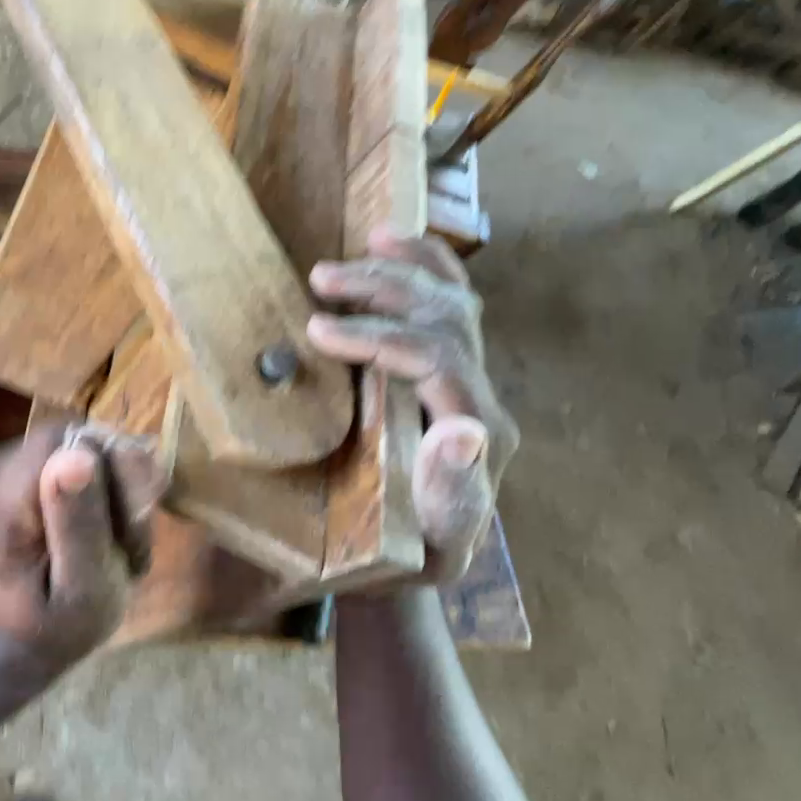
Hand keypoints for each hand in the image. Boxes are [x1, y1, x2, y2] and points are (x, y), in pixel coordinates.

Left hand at [0, 427, 161, 667]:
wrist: (19, 635)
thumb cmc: (59, 627)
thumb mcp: (85, 595)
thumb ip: (80, 525)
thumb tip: (76, 454)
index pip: (71, 445)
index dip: (115, 475)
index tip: (130, 530)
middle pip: (73, 439)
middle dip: (115, 484)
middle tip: (125, 543)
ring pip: (74, 443)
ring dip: (107, 488)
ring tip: (108, 541)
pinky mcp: (3, 463)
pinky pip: (63, 451)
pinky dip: (88, 485)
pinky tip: (88, 525)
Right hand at [306, 225, 518, 575]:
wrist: (415, 558)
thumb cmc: (411, 557)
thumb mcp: (430, 547)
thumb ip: (452, 496)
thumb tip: (463, 430)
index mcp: (481, 431)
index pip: (436, 359)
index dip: (378, 336)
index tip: (318, 328)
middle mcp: (483, 396)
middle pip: (446, 317)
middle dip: (384, 290)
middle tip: (321, 278)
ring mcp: (471, 378)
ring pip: (451, 301)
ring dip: (399, 270)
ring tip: (349, 254)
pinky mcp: (451, 371)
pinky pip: (449, 304)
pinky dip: (425, 267)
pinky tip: (390, 243)